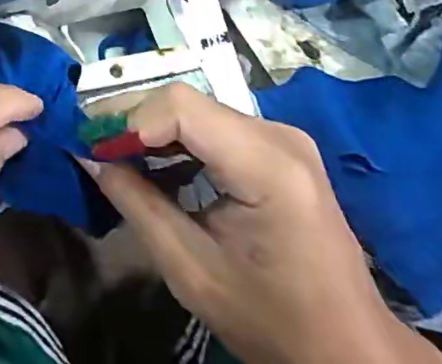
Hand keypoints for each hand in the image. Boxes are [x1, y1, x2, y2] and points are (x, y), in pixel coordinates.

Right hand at [83, 84, 441, 363]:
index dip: (130, 120)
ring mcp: (281, 137)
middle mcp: (278, 135)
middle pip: (185, 101)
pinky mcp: (277, 146)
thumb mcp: (192, 271)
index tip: (95, 150)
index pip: (181, 106)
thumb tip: (89, 157)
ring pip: (194, 108)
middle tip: (94, 151)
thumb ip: (137, 204)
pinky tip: (156, 165)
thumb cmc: (274, 321)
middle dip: (134, 122)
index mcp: (268, 165)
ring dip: (151, 129)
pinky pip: (212, 124)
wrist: (352, 351)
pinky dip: (176, 139)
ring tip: (117, 159)